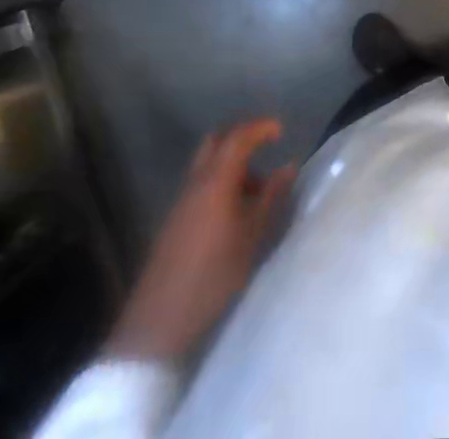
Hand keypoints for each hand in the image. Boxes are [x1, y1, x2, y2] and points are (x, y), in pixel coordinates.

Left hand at [105, 119, 295, 362]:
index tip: (281, 131)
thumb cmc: (215, 274)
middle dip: (242, 138)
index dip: (260, 128)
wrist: (160, 320)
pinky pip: (202, 186)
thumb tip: (288, 166)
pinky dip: (223, 184)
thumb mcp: (253, 234)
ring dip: (234, 165)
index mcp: (215, 182)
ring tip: (260, 189)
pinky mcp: (175, 221)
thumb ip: (272, 196)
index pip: (237, 138)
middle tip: (267, 147)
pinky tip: (239, 211)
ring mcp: (181, 202)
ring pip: (208, 166)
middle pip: (215, 143)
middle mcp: (195, 184)